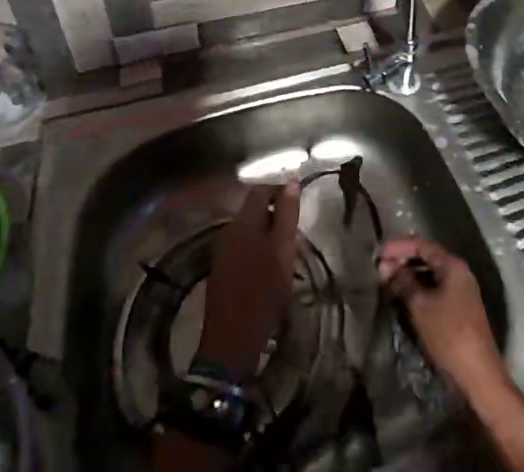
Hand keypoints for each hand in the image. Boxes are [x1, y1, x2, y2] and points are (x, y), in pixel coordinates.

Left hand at [196, 182, 300, 378]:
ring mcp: (223, 249)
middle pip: (254, 208)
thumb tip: (291, 184)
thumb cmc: (263, 293)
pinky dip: (259, 246)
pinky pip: (243, 244)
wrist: (232, 340)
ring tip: (289, 248)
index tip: (301, 200)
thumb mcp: (282, 252)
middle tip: (299, 229)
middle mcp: (229, 229)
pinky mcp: (222, 267)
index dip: (281, 189)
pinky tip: (271, 264)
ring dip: (269, 230)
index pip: (262, 190)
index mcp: (243, 222)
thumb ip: (287, 216)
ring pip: (249, 227)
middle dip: (277, 212)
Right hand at [379, 239, 504, 396]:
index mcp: (453, 267)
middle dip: (403, 260)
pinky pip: (435, 289)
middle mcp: (460, 274)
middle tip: (380, 268)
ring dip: (409, 275)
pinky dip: (419, 288)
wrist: (478, 376)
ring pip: (431, 274)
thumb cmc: (448, 335)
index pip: (422, 245)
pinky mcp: (460, 309)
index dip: (399, 247)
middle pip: (428, 257)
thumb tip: (386, 266)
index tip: (378, 254)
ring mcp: (462, 292)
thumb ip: (402, 281)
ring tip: (388, 281)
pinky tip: (404, 296)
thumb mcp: (420, 305)